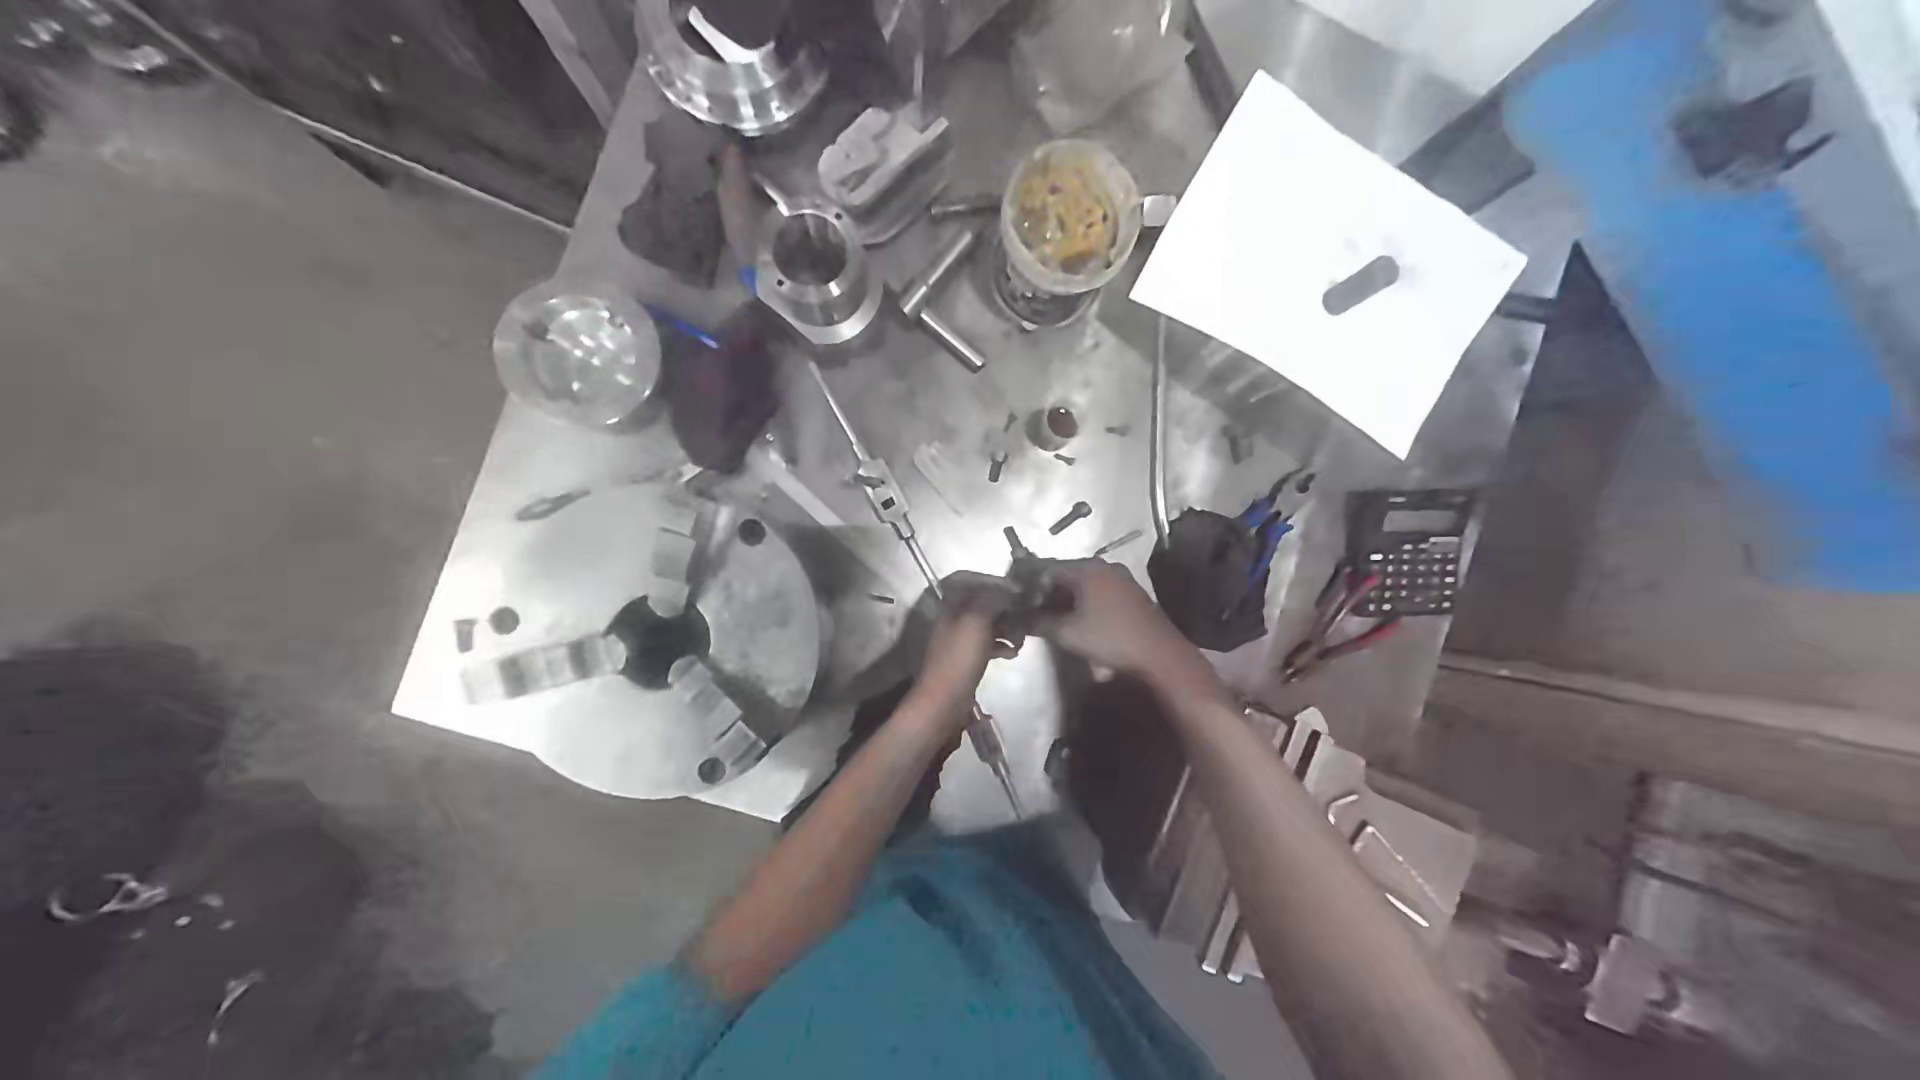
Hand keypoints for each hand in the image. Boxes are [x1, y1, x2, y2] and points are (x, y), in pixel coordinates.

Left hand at [911, 572, 1019, 711]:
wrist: (943, 701)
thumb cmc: (959, 658)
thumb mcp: (976, 621)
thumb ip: (992, 599)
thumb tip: (1010, 588)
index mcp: (951, 605)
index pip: (967, 579)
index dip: (991, 580)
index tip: (1016, 589)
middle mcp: (954, 618)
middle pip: (982, 601)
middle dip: (1005, 607)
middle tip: (1026, 615)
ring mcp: (961, 639)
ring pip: (989, 623)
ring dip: (1008, 627)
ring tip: (1021, 639)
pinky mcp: (968, 658)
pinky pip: (989, 643)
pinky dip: (1002, 645)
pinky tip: (1012, 653)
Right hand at [1030, 559, 1187, 676]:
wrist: (1160, 655)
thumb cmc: (1110, 639)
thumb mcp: (1067, 633)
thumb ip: (1039, 623)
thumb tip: (1020, 619)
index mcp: (1087, 568)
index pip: (1047, 569)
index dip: (1031, 587)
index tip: (1023, 606)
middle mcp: (1105, 566)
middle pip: (1066, 574)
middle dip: (1049, 593)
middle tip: (1036, 614)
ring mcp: (1122, 578)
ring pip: (1084, 584)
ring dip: (1067, 599)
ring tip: (1055, 620)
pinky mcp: (1132, 593)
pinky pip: (1100, 591)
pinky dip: (1085, 602)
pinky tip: (1080, 621)